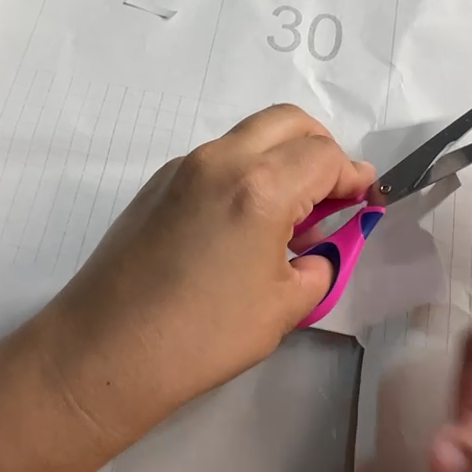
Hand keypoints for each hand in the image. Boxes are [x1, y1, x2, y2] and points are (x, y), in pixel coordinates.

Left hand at [30, 104, 374, 445]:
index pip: (325, 156)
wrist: (105, 350)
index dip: (354, 176)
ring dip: (282, 156)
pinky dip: (248, 170)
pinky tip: (245, 222)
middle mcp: (222, 158)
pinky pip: (220, 157)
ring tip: (290, 212)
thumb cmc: (202, 336)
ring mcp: (186, 164)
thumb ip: (319, 263)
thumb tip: (323, 244)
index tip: (366, 199)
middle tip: (332, 193)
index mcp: (260, 186)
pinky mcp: (160, 180)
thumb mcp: (284, 306)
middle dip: (321, 149)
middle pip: (290, 122)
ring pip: (251, 134)